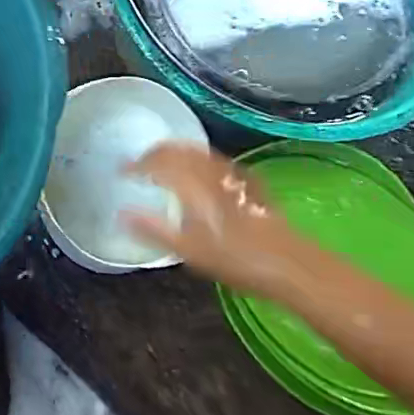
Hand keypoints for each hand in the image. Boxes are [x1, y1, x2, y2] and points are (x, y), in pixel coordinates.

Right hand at [121, 143, 342, 300]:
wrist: (291, 264)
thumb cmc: (237, 261)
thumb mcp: (190, 251)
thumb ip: (155, 229)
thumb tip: (123, 214)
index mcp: (194, 185)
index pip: (159, 163)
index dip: (138, 164)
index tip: (123, 170)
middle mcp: (212, 173)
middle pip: (180, 150)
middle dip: (157, 151)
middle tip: (141, 159)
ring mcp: (234, 176)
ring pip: (200, 151)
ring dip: (178, 150)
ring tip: (165, 158)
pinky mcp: (250, 183)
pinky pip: (218, 160)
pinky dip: (201, 158)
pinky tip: (202, 170)